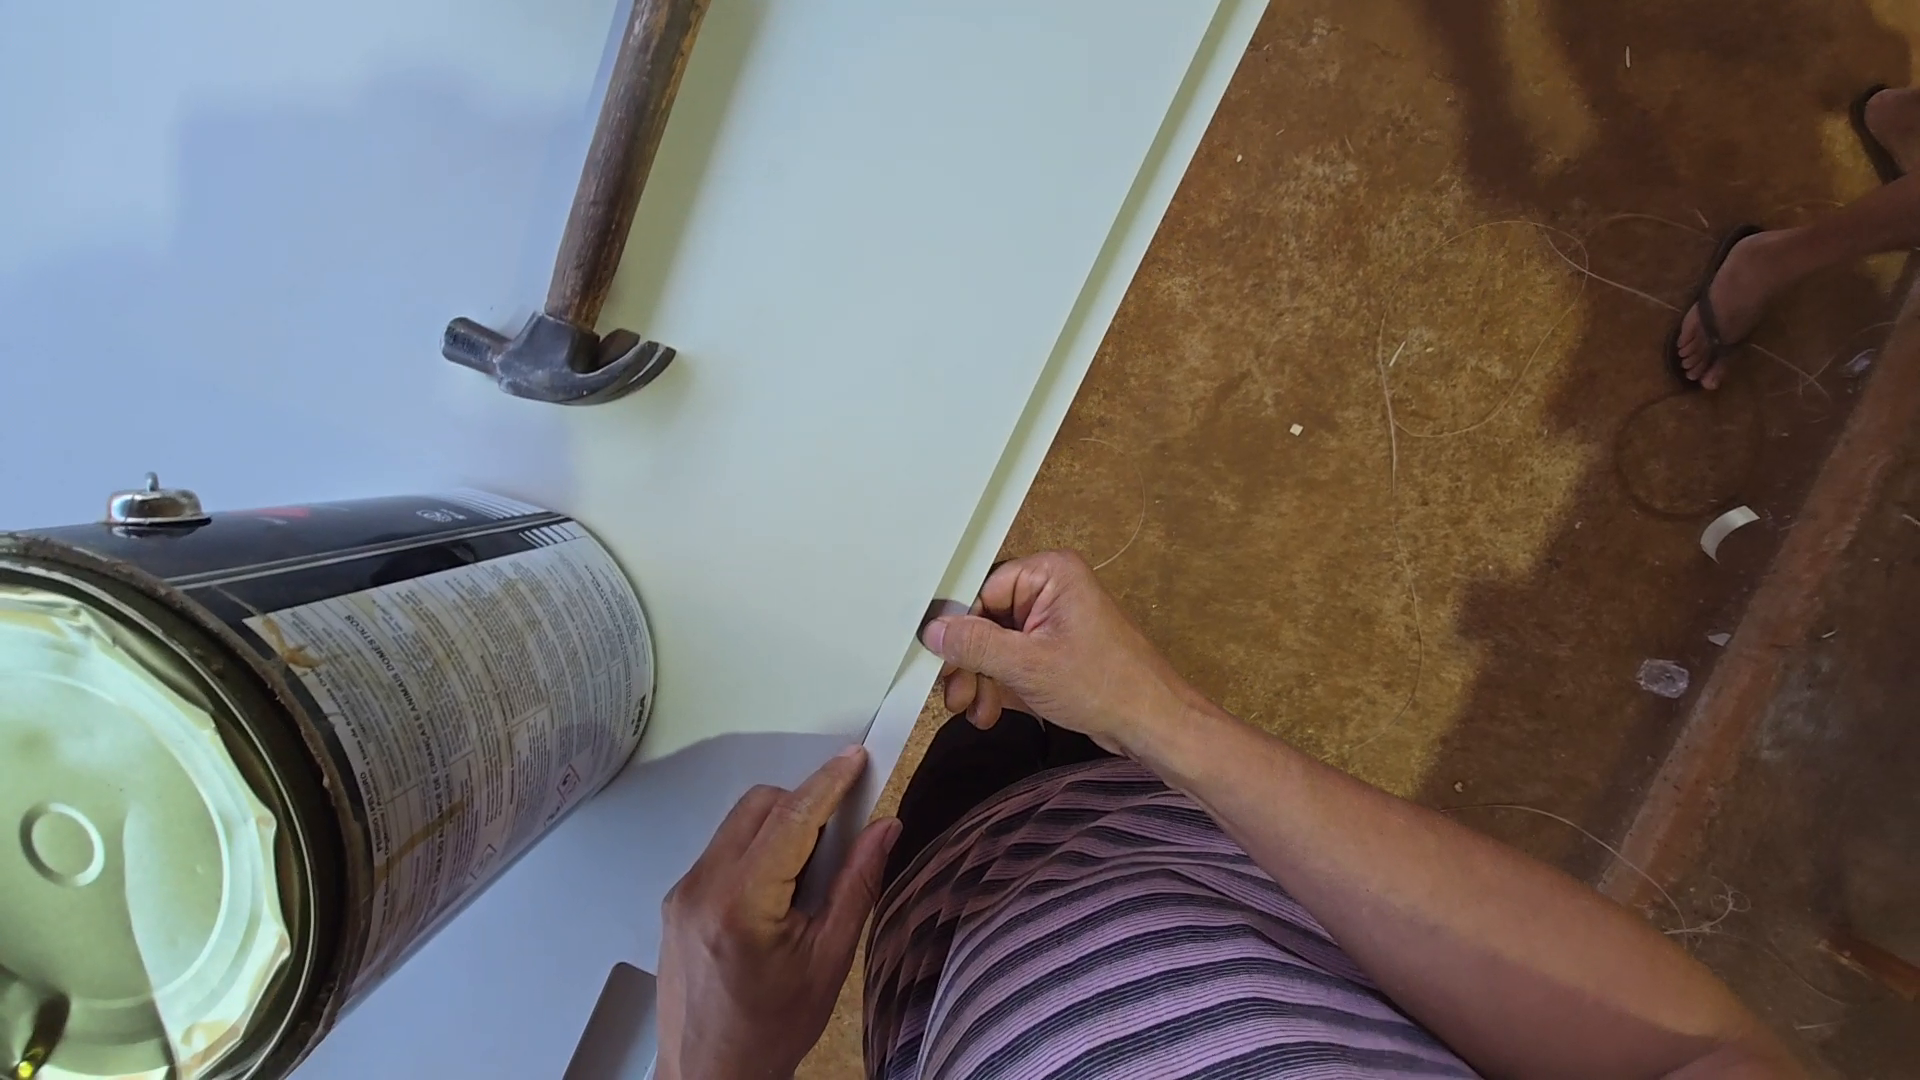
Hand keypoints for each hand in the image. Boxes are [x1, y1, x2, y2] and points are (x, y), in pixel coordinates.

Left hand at [656, 747, 900, 1079]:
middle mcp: (702, 886)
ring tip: (806, 870)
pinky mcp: (676, 898)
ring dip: (779, 823)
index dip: (828, 782)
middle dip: (803, 802)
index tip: (856, 756)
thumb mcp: (829, 960)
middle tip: (838, 832)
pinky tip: (775, 888)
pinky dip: (756, 846)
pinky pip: (723, 847)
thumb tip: (886, 825)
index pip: (791, 817)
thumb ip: (858, 883)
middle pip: (759, 805)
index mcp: (742, 903)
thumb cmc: (774, 1028)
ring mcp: (683, 890)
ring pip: (738, 821)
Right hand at [919, 550, 1204, 755]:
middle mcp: (1050, 590)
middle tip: (954, 695)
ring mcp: (1052, 621)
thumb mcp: (1028, 665)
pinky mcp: (1054, 650)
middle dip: (969, 662)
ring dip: (980, 680)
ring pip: (995, 644)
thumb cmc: (1104, 686)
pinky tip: (990, 712)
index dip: (959, 627)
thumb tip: (931, 630)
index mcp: (1050, 573)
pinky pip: (1012, 660)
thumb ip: (975, 645)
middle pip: (986, 619)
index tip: (938, 659)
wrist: (1153, 726)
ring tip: (974, 711)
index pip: (982, 589)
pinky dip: (998, 686)